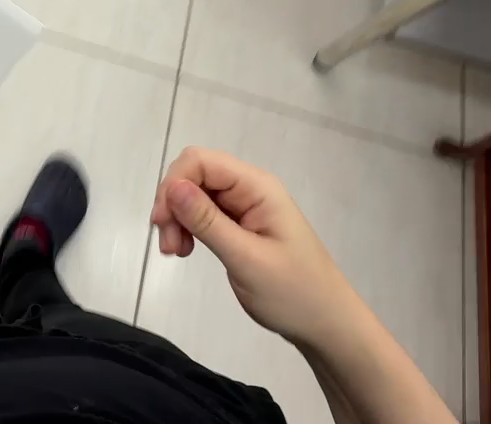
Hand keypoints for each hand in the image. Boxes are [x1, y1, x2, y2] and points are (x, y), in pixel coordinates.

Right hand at [150, 146, 363, 348]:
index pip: (201, 161)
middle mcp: (249, 188)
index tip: (162, 221)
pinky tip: (185, 249)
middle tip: (168, 244)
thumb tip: (172, 187)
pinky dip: (188, 227)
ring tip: (175, 251)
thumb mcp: (247, 259)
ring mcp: (244, 205)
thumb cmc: (294, 294)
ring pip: (194, 194)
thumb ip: (208, 221)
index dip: (174, 183)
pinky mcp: (238, 223)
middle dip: (173, 203)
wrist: (329, 328)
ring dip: (178, 217)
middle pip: (195, 175)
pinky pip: (203, 212)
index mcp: (257, 187)